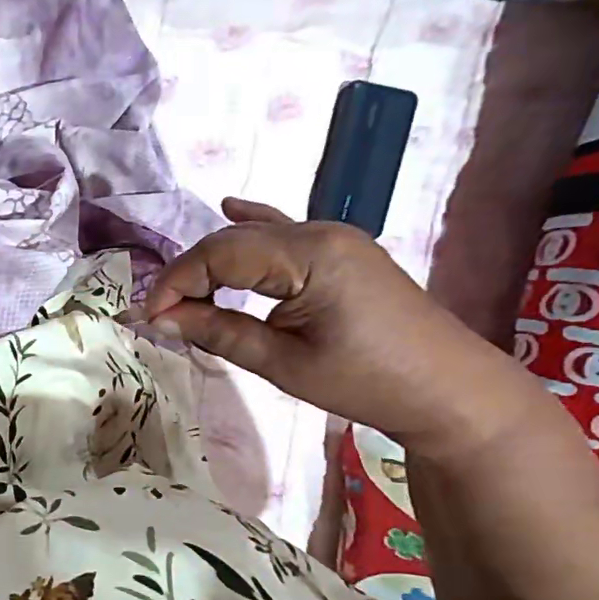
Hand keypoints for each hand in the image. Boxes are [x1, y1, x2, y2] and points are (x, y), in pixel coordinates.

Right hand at [139, 199, 545, 457]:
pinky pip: (284, 229)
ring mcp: (333, 237)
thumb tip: (158, 319)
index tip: (148, 318)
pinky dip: (253, 222)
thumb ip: (216, 332)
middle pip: (231, 240)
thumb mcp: (282, 363)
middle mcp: (319, 232)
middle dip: (189, 274)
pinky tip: (228, 205)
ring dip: (213, 261)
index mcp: (309, 254)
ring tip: (184, 293)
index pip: (218, 254)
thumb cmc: (367, 382)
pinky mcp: (340, 251)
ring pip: (253, 236)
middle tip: (162, 314)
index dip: (175, 283)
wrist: (450, 393)